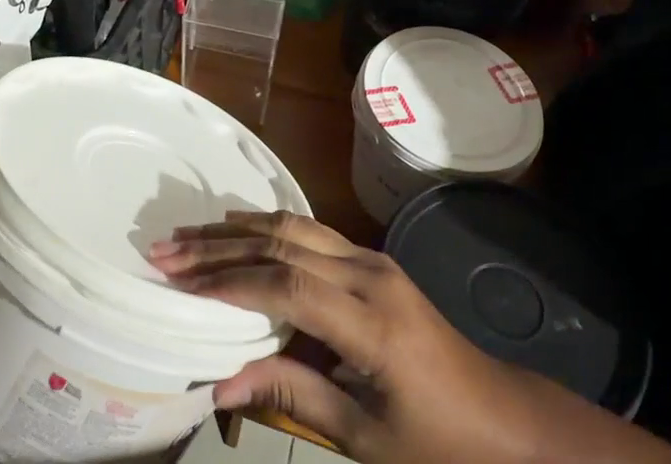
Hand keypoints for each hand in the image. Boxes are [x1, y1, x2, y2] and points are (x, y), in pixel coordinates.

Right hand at [148, 211, 670, 463]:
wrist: (507, 421)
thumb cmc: (440, 442)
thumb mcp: (365, 437)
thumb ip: (291, 396)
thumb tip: (219, 385)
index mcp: (370, 322)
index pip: (282, 284)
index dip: (225, 281)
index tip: (175, 283)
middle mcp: (369, 275)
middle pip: (280, 244)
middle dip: (217, 247)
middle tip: (163, 250)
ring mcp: (373, 262)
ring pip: (293, 227)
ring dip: (236, 230)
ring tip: (186, 234)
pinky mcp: (374, 264)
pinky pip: (311, 233)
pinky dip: (267, 227)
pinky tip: (238, 227)